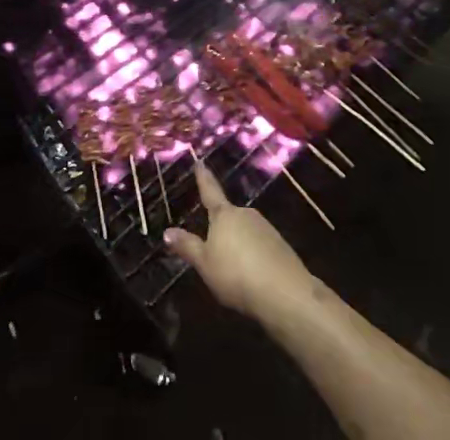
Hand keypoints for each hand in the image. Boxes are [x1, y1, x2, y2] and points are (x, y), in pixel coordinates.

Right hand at [163, 161, 318, 320]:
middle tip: (211, 246)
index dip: (204, 178)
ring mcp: (264, 226)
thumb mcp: (204, 263)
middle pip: (228, 216)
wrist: (281, 288)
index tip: (200, 162)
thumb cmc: (235, 274)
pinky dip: (249, 252)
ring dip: (235, 242)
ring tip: (230, 267)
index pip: (211, 192)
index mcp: (225, 215)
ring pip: (243, 230)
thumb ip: (187, 246)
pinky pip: (257, 242)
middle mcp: (245, 214)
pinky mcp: (278, 241)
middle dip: (220, 227)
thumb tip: (167, 231)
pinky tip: (248, 271)